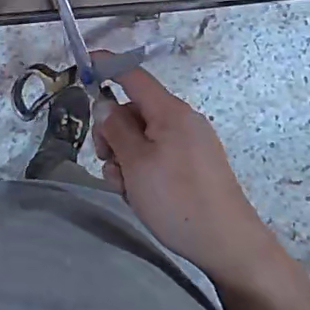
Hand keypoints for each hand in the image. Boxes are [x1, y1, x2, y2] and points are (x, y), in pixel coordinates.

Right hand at [92, 58, 287, 291]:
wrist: (227, 244)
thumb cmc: (177, 198)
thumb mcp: (136, 162)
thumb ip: (115, 128)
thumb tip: (104, 104)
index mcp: (170, 111)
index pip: (133, 75)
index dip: (106, 65)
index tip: (82, 68)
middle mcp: (182, 120)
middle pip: (133, 110)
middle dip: (112, 132)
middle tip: (107, 160)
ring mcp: (190, 143)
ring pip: (142, 137)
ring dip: (125, 158)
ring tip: (127, 188)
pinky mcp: (193, 165)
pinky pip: (157, 155)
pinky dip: (142, 169)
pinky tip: (140, 195)